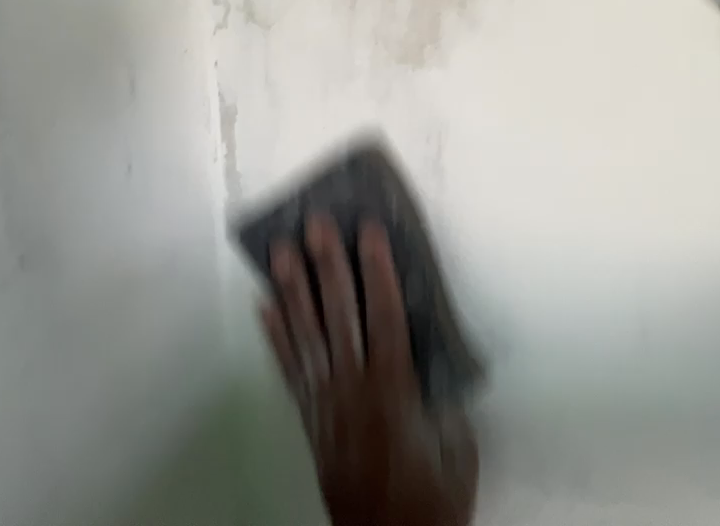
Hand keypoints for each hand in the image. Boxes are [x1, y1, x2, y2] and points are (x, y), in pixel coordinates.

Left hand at [260, 215, 477, 525]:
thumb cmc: (433, 495)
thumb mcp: (456, 443)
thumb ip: (439, 389)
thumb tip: (429, 345)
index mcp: (394, 389)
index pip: (384, 314)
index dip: (377, 269)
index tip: (369, 229)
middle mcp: (352, 386)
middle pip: (338, 313)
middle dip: (327, 264)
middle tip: (316, 222)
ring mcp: (325, 400)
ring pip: (305, 332)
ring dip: (292, 287)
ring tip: (281, 248)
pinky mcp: (309, 416)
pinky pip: (288, 368)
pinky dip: (275, 335)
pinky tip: (264, 304)